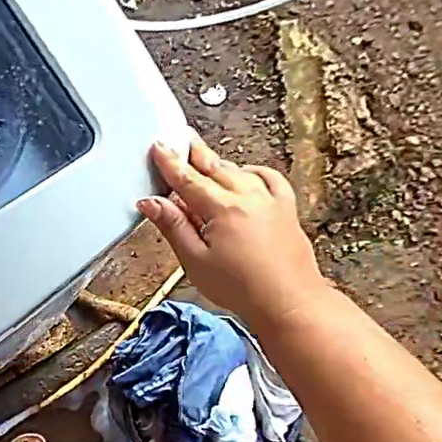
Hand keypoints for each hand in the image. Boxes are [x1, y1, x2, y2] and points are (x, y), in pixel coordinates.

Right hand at [137, 139, 332, 327]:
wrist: (289, 301)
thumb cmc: (243, 288)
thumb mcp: (196, 261)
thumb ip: (174, 227)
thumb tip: (152, 204)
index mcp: (223, 209)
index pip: (188, 178)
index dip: (169, 162)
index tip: (159, 148)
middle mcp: (248, 196)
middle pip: (214, 166)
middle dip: (193, 152)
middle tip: (179, 139)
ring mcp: (270, 199)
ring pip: (238, 170)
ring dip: (218, 162)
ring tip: (204, 157)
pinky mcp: (286, 207)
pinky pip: (267, 177)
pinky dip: (252, 172)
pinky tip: (245, 174)